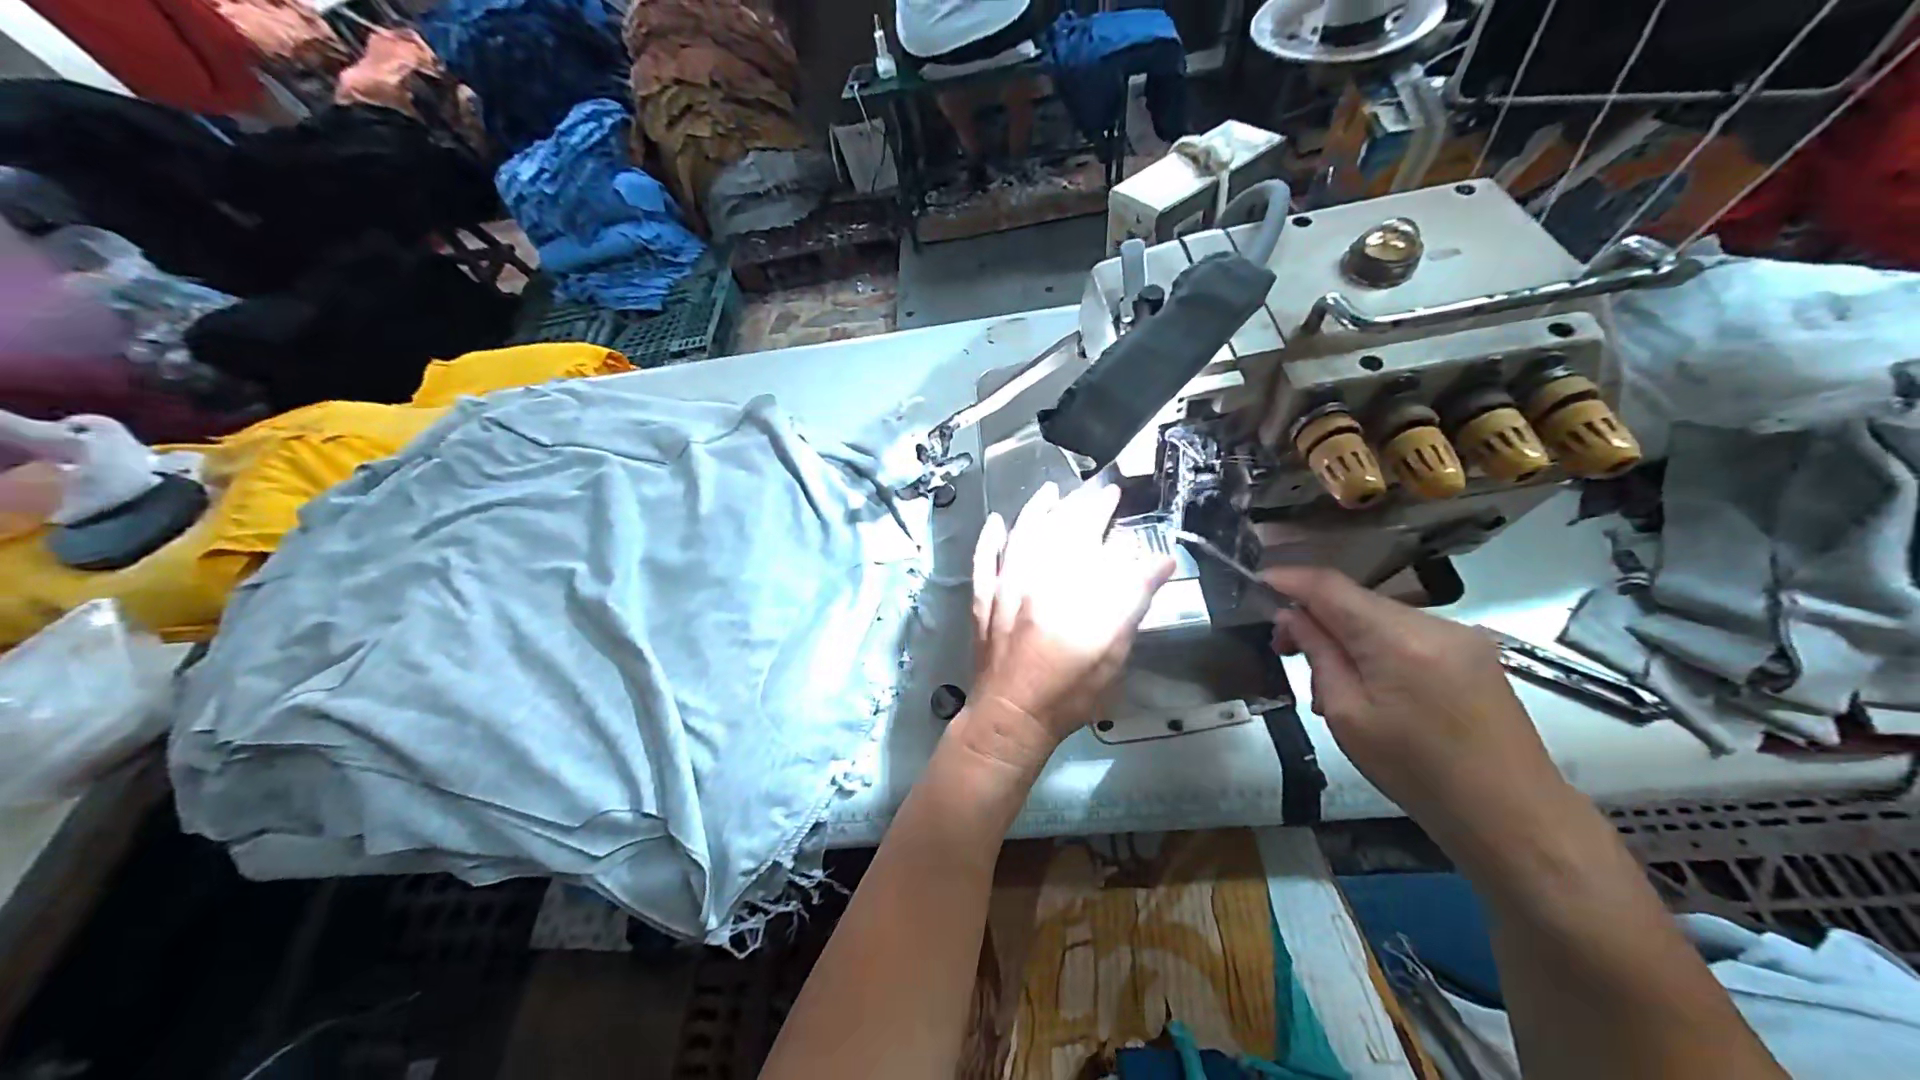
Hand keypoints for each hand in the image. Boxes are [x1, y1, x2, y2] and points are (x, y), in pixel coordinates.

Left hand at [968, 482, 1175, 758]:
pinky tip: (996, 521)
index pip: (1092, 539)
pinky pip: (984, 561)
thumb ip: (1132, 602)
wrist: (1010, 717)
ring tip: (1049, 491)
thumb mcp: (1113, 652)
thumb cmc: (1068, 692)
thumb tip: (1160, 562)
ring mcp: (1004, 587)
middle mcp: (1035, 579)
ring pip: (1021, 536)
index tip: (1117, 496)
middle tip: (1095, 492)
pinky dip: (989, 539)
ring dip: (1035, 510)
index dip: (1105, 513)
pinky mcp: (982, 600)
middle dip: (1079, 506)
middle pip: (1058, 531)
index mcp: (1071, 590)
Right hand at [1264, 566, 1574, 845]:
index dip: (1290, 579)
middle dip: (1315, 616)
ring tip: (1329, 683)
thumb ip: (1318, 656)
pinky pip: (1407, 634)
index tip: (1256, 582)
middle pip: (1356, 601)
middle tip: (1284, 649)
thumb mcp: (1349, 718)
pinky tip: (1368, 685)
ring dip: (1345, 636)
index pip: (1331, 587)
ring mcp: (1461, 636)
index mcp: (1399, 640)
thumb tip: (1293, 617)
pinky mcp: (1473, 653)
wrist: (1513, 816)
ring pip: (1380, 617)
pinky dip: (1376, 647)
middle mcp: (1435, 624)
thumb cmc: (1419, 774)